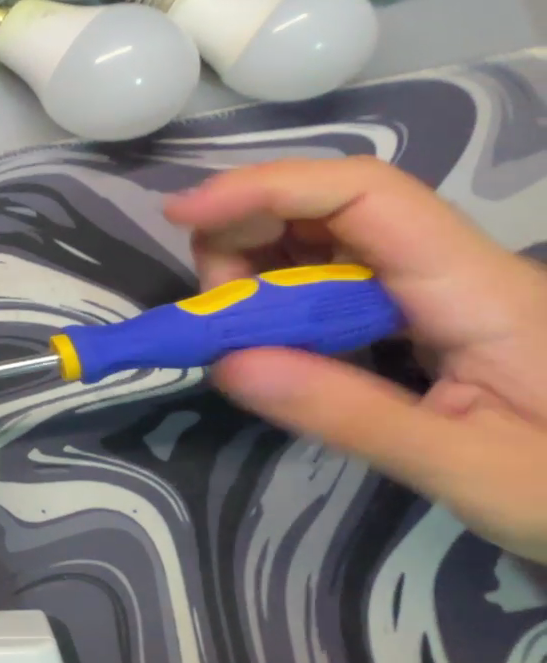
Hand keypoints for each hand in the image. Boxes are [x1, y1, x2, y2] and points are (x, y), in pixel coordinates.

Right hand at [164, 156, 546, 560]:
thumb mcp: (481, 474)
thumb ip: (353, 416)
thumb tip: (225, 362)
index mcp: (478, 289)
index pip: (362, 194)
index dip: (264, 187)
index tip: (182, 216)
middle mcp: (452, 268)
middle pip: (323, 205)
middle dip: (241, 233)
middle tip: (214, 304)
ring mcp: (433, 288)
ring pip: (314, 236)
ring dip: (250, 266)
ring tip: (238, 330)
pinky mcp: (416, 313)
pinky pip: (324, 276)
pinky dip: (273, 295)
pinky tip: (267, 337)